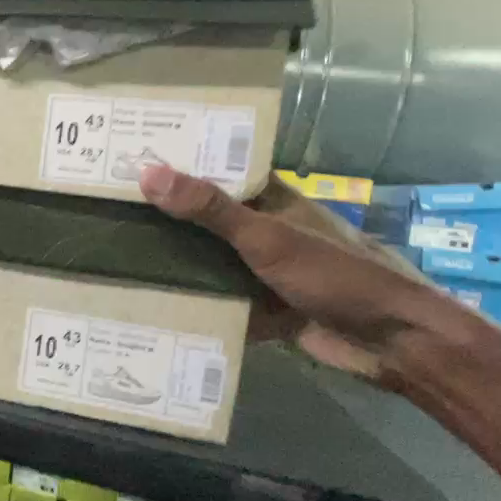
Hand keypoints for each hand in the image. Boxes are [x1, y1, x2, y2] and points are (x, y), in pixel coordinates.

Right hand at [138, 165, 500, 395]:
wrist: (397, 343)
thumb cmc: (339, 276)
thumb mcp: (268, 238)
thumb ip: (209, 209)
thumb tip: (147, 173)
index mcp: (275, 201)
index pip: (220, 171)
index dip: (179, 163)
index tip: (128, 157)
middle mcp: (267, 230)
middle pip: (206, 218)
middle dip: (164, 215)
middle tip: (103, 207)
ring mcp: (264, 271)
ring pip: (208, 260)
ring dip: (173, 261)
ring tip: (112, 251)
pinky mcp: (263, 308)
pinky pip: (217, 300)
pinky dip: (191, 302)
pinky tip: (146, 301)